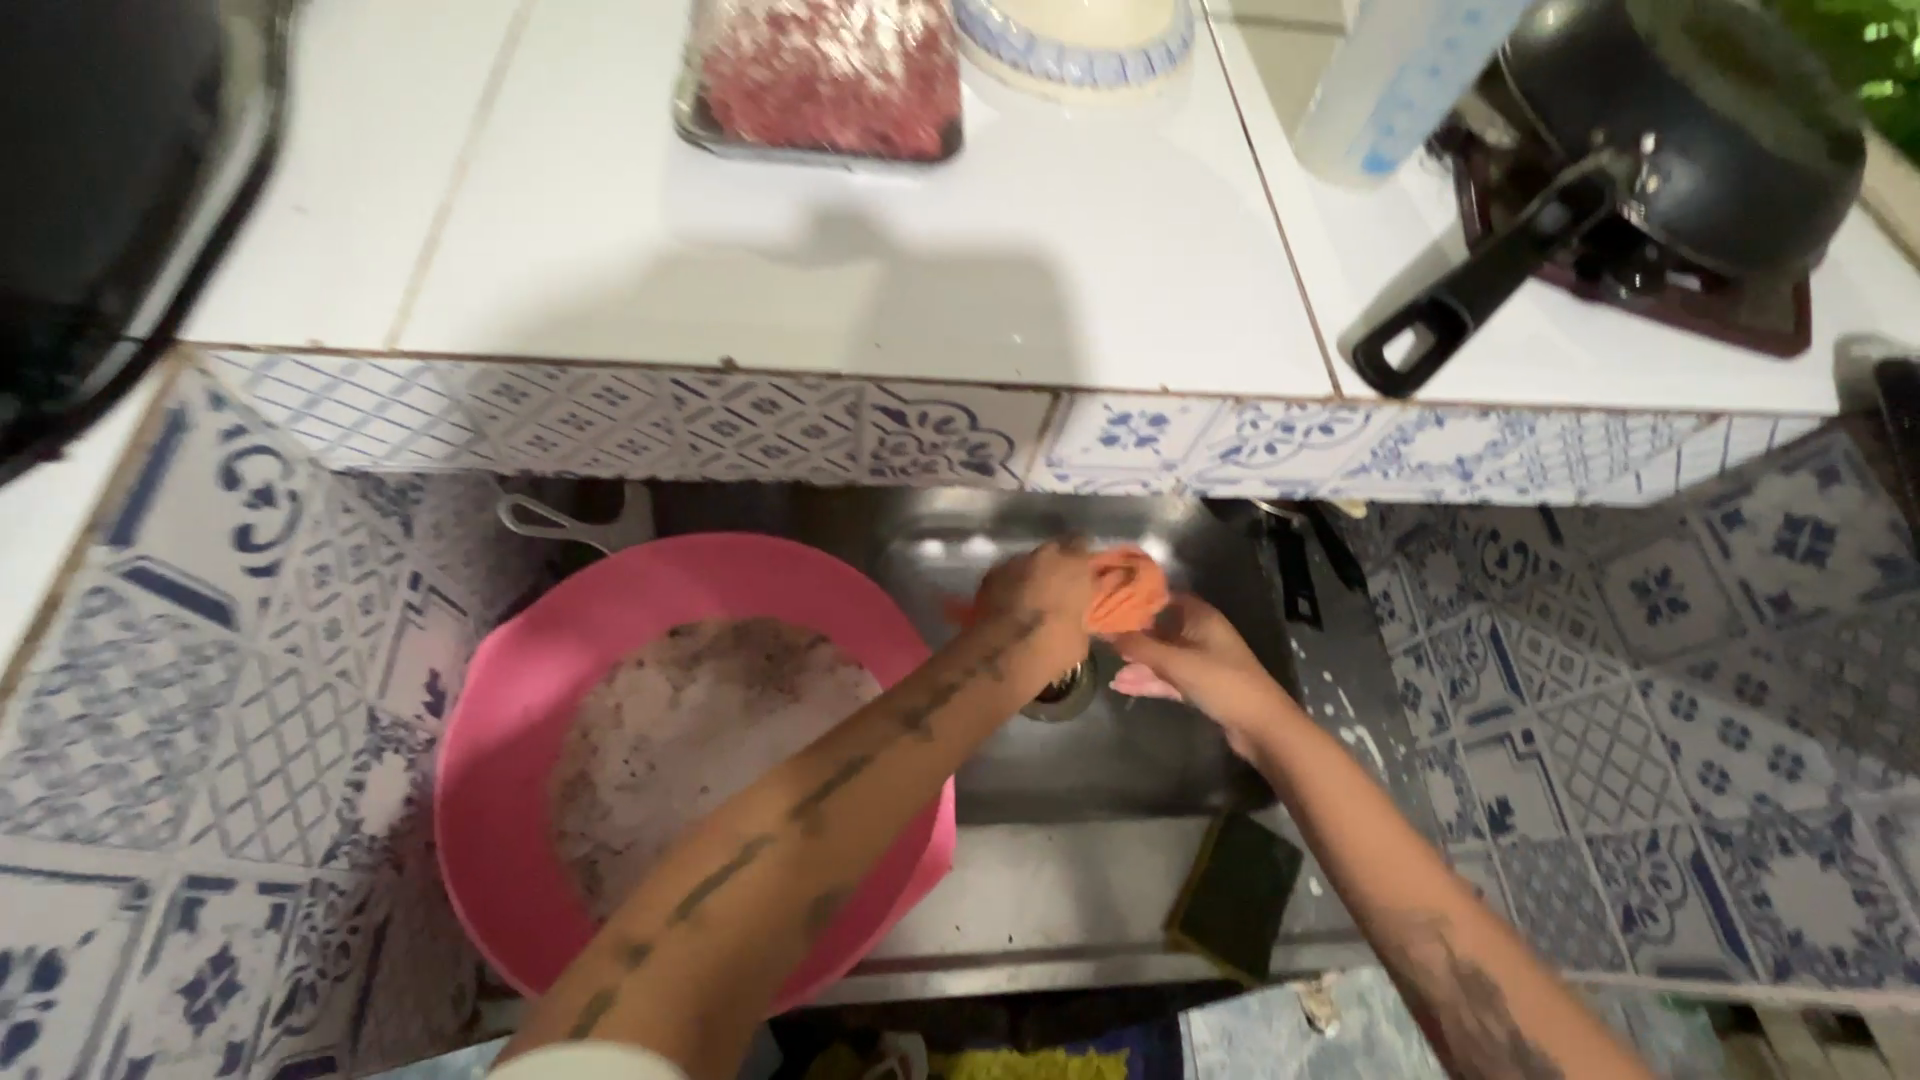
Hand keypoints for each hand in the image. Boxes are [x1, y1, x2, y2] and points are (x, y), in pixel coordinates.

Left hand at [972, 536, 1097, 676]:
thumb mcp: (1081, 635)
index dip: (1080, 558)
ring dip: (1028, 576)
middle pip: (1051, 551)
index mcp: (1074, 564)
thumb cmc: (1054, 646)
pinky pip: (1004, 576)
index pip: (1081, 544)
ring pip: (1025, 563)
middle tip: (1055, 587)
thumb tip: (1072, 616)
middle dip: (1053, 566)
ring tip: (1028, 598)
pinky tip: (1007, 605)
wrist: (1004, 653)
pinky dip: (1007, 586)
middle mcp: (1044, 555)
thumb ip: (1077, 613)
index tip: (1081, 571)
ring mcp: (1013, 562)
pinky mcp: (988, 576)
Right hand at [1107, 594, 1286, 755]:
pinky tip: (1123, 686)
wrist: (1261, 726)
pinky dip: (1148, 681)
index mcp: (1201, 617)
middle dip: (1132, 635)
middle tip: (1101, 638)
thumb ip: (1140, 646)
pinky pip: (1168, 677)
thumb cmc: (1222, 683)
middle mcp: (1200, 634)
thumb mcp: (1177, 662)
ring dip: (1137, 663)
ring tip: (1108, 669)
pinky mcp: (1200, 685)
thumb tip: (1105, 630)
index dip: (1137, 600)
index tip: (1107, 604)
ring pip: (1162, 656)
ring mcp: (1200, 661)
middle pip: (1160, 628)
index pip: (1164, 597)